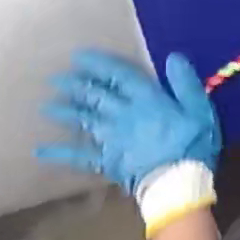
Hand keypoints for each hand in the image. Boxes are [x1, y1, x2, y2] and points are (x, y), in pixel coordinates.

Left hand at [38, 51, 221, 194]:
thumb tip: (172, 58)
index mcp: (146, 100)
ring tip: (48, 105)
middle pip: (95, 96)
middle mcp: (122, 114)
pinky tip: (40, 150)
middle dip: (76, 85)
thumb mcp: (199, 109)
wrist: (177, 183)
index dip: (99, 65)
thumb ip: (185, 83)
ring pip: (84, 120)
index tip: (79, 56)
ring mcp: (111, 138)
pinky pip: (79, 156)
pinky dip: (59, 153)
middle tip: (57, 78)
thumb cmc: (193, 144)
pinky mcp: (107, 161)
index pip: (119, 76)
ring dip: (66, 111)